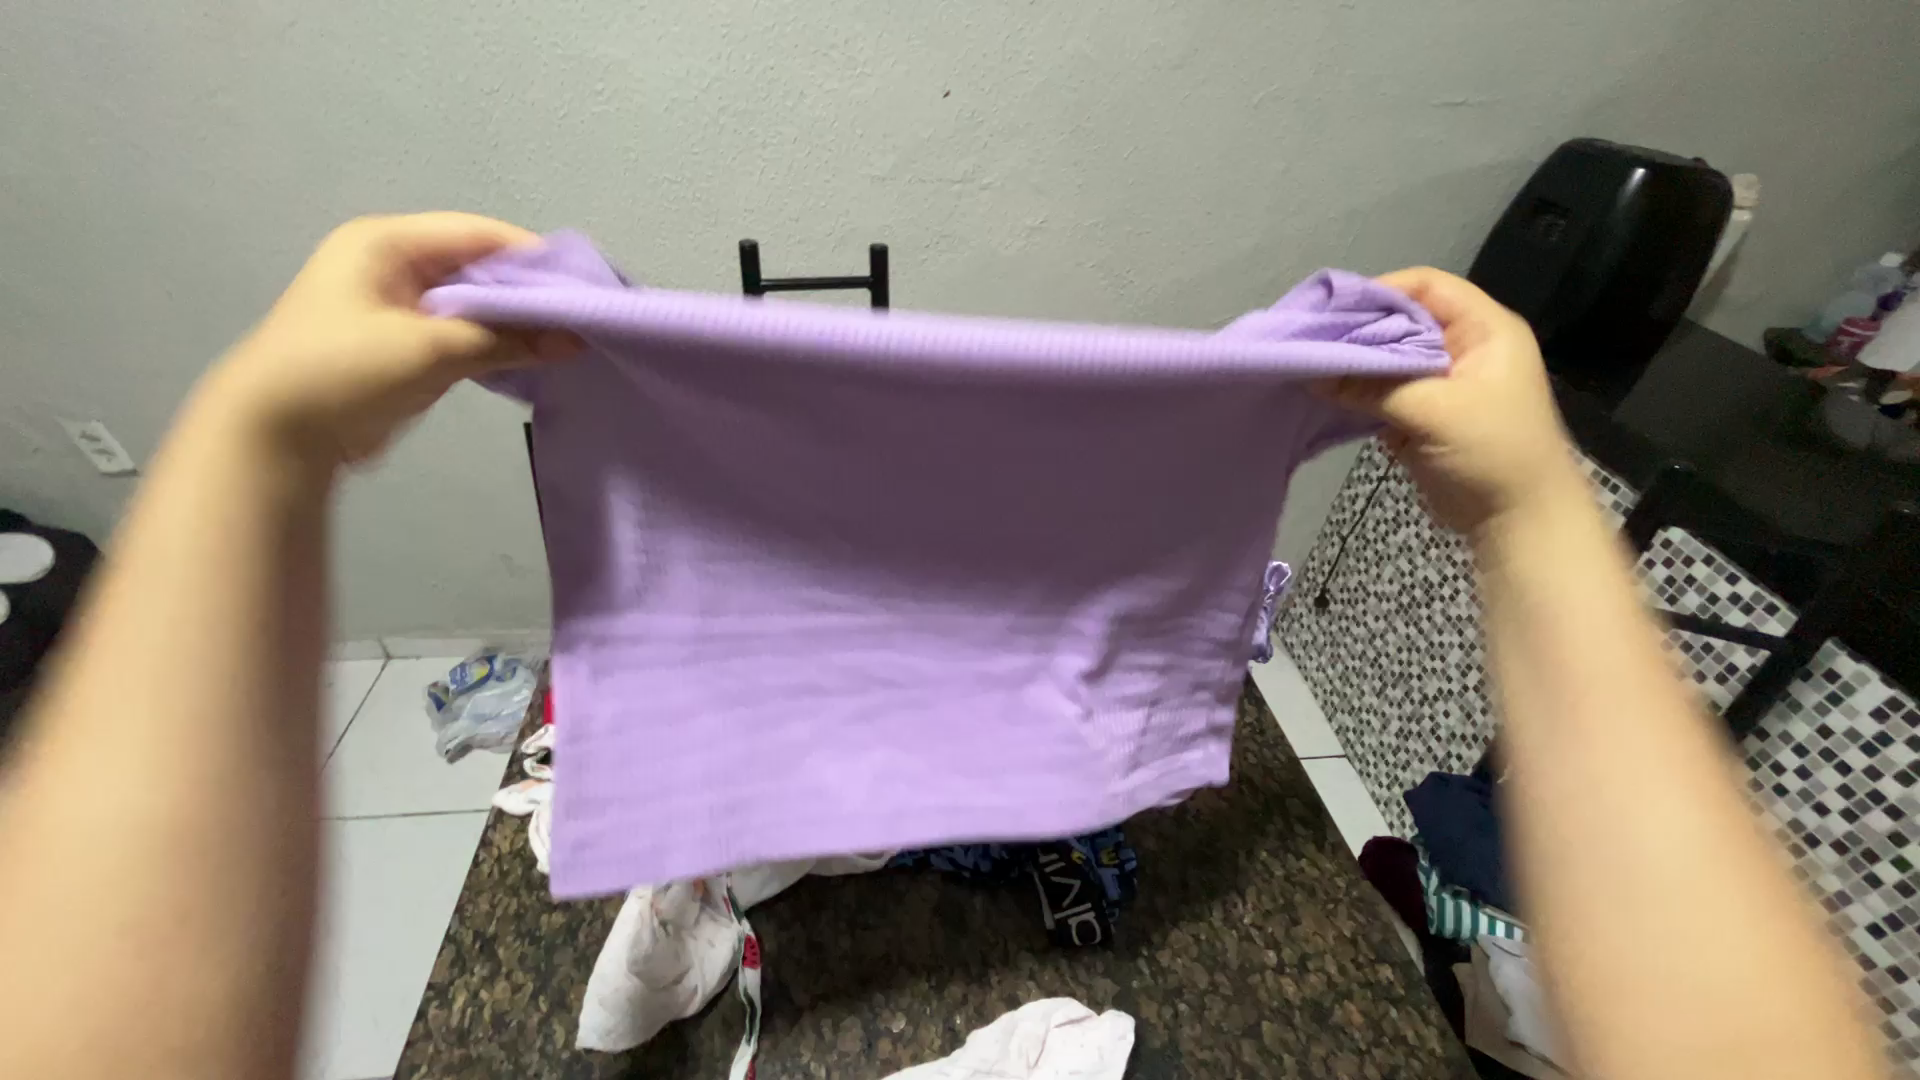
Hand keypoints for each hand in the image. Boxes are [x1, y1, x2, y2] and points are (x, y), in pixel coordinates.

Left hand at [198, 213, 576, 466]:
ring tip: (572, 338)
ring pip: (480, 303)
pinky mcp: (413, 343)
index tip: (586, 282)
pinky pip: (471, 333)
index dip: (534, 256)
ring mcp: (405, 306)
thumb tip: (576, 340)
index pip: (478, 234)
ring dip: (521, 321)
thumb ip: (507, 340)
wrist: (278, 433)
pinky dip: (503, 344)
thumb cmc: (344, 371)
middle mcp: (398, 266)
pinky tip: (539, 358)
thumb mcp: (431, 349)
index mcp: (388, 244)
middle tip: (586, 315)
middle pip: (482, 267)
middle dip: (532, 291)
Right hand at [1318, 267, 1585, 539]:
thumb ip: (1373, 387)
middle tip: (1310, 340)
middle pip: (1401, 321)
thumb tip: (1313, 374)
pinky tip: (1324, 395)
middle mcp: (1461, 347)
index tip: (1332, 312)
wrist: (1516, 519)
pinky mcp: (1421, 414)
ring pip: (1387, 358)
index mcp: (1483, 330)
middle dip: (1356, 329)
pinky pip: (1381, 391)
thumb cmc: (1491, 452)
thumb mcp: (1434, 411)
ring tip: (1309, 366)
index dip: (1380, 291)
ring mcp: (1440, 382)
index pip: (1427, 286)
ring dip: (1351, 363)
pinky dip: (1355, 392)